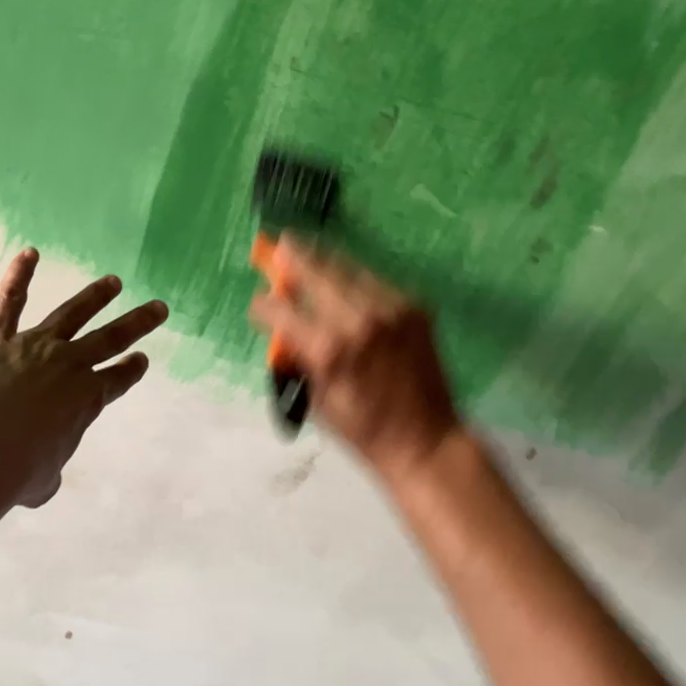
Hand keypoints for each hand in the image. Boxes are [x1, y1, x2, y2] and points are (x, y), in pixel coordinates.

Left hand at [0, 247, 168, 507]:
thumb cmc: (15, 471)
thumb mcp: (41, 483)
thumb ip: (48, 476)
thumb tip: (45, 482)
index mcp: (86, 400)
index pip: (117, 381)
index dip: (131, 370)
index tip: (142, 359)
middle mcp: (69, 365)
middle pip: (110, 339)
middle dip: (137, 323)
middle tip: (157, 307)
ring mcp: (35, 345)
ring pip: (72, 314)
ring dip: (94, 297)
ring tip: (112, 282)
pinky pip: (10, 300)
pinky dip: (19, 275)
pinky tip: (29, 253)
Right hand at [248, 234, 458, 481]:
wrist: (427, 441)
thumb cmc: (363, 430)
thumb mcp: (316, 399)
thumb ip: (300, 356)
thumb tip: (284, 327)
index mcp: (328, 349)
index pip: (282, 311)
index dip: (265, 306)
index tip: (258, 305)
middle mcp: (357, 320)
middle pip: (315, 274)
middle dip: (292, 259)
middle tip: (278, 243)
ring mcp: (388, 309)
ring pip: (346, 271)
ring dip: (323, 261)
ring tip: (304, 248)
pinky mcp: (412, 306)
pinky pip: (374, 282)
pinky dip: (353, 279)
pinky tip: (343, 279)